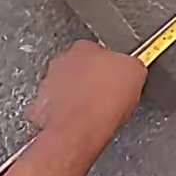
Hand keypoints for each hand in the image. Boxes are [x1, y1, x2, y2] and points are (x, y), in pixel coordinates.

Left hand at [25, 41, 146, 148]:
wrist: (81, 127)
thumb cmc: (104, 100)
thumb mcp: (135, 74)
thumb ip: (130, 66)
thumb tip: (132, 68)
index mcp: (84, 48)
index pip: (98, 52)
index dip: (108, 68)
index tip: (114, 81)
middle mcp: (61, 62)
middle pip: (77, 68)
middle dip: (88, 81)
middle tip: (102, 97)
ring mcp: (48, 83)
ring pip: (63, 87)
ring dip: (73, 97)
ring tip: (88, 112)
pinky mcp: (39, 106)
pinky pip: (51, 108)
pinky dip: (61, 114)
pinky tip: (74, 122)